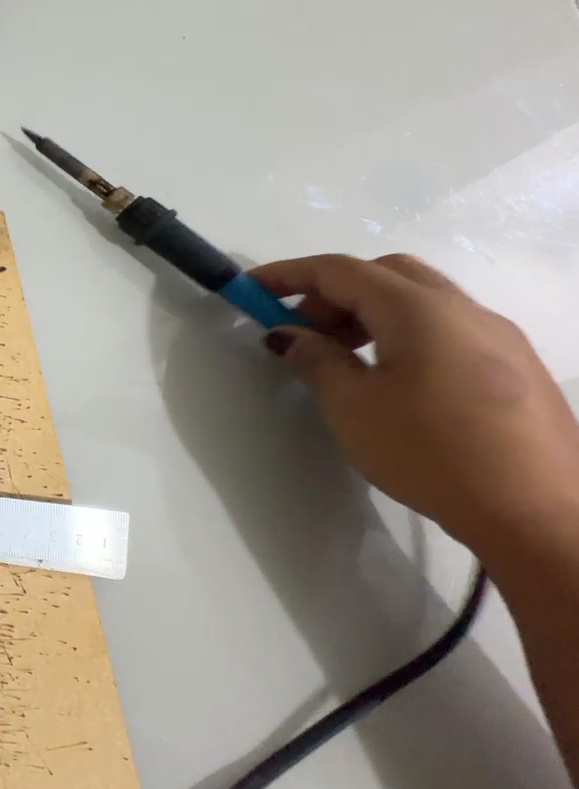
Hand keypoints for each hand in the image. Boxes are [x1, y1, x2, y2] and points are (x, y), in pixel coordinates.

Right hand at [252, 254, 578, 552]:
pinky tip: (386, 375)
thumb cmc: (431, 452)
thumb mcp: (351, 405)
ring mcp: (499, 339)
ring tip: (337, 355)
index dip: (286, 275)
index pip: (341, 271)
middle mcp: (465, 312)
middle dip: (332, 291)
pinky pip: (445, 327)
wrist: (542, 517)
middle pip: (386, 274)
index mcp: (421, 312)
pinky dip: (401, 331)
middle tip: (299, 329)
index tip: (246, 291)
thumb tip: (289, 334)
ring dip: (367, 312)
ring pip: (420, 299)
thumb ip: (315, 359)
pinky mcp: (514, 368)